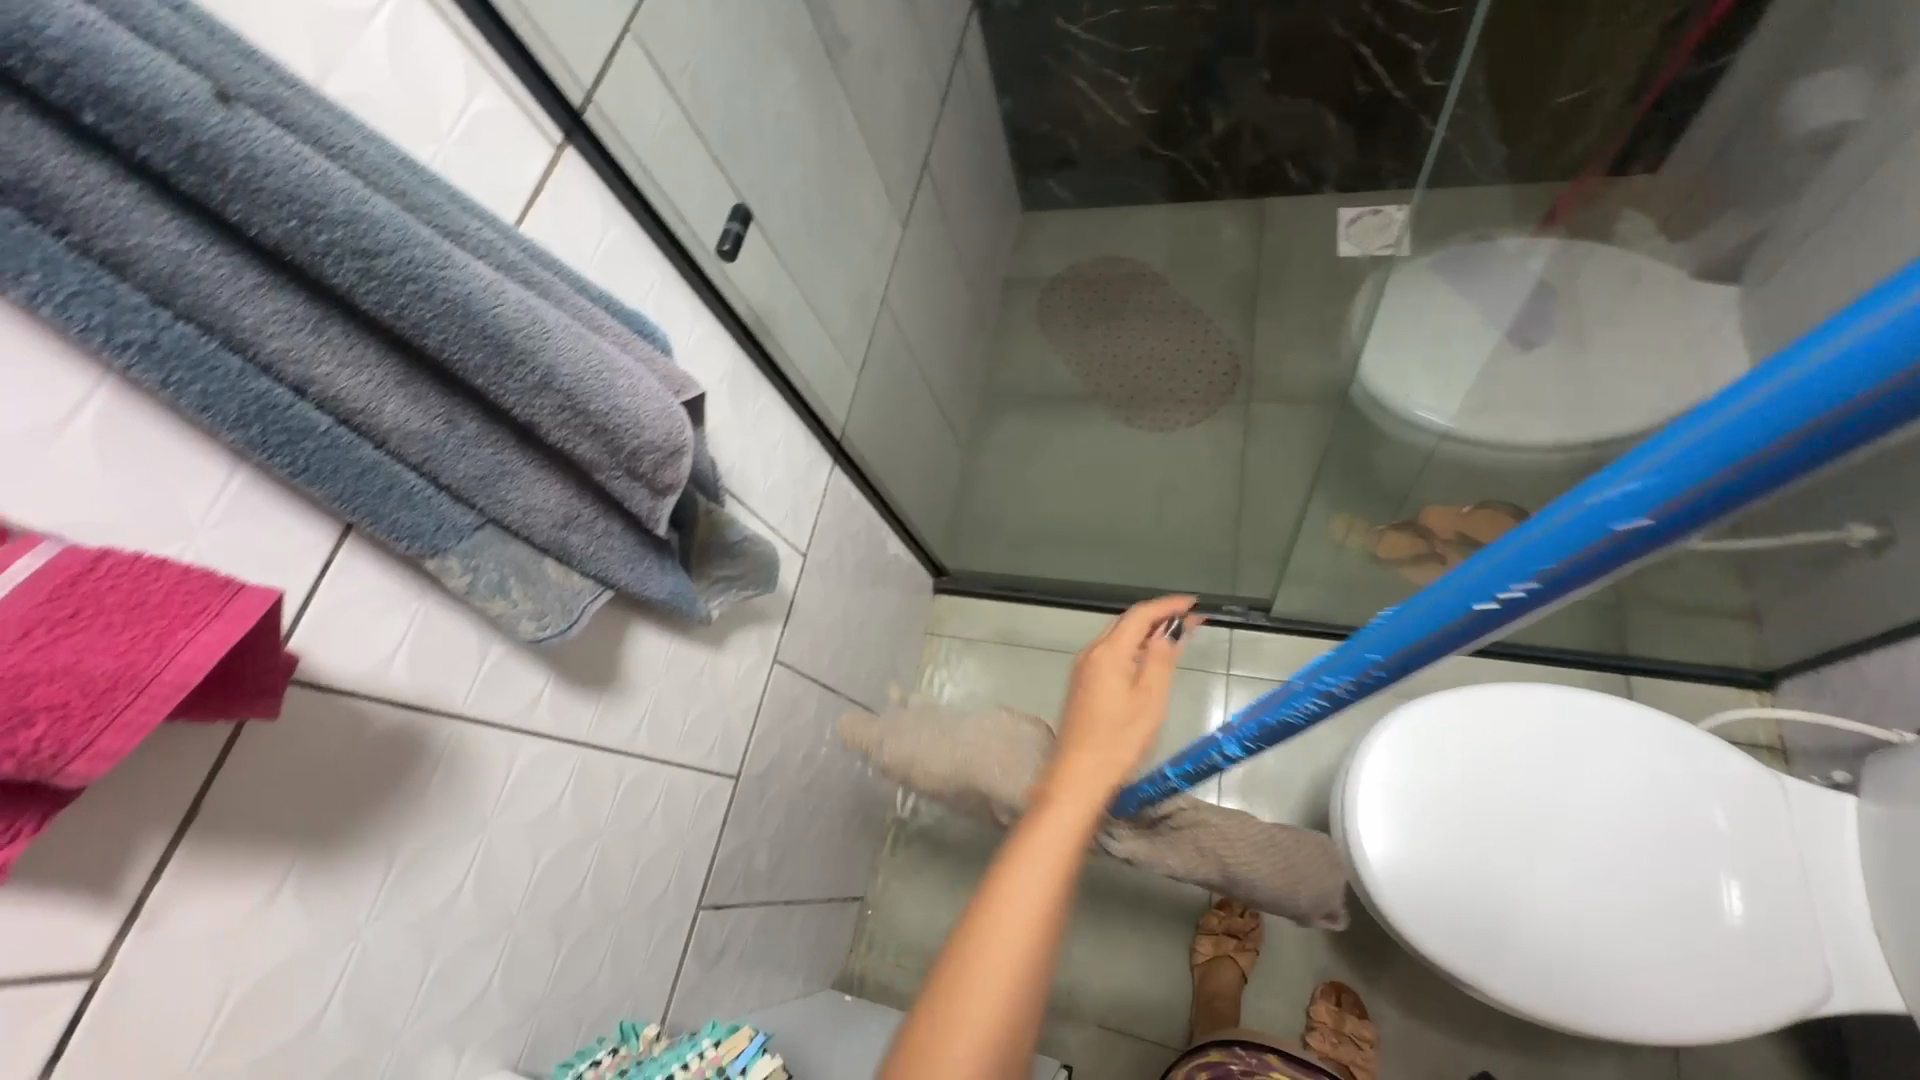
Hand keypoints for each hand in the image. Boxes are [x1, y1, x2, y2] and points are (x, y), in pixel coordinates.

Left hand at [1041, 595, 1201, 807]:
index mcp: (1108, 652)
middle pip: (1126, 623)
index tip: (1193, 603)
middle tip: (1190, 620)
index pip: (1140, 614)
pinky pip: (1110, 654)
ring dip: (1145, 633)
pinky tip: (1149, 659)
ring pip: (1117, 638)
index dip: (1167, 605)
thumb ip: (1159, 659)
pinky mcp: (1082, 684)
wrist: (1078, 774)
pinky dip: (1132, 648)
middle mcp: (1091, 653)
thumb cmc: (1119, 740)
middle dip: (1158, 617)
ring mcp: (1083, 668)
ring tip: (1176, 636)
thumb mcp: (1150, 699)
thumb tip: (1168, 630)